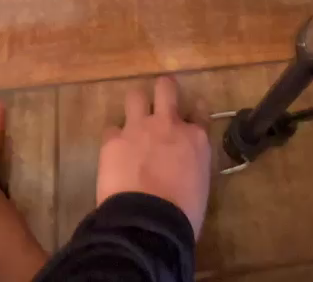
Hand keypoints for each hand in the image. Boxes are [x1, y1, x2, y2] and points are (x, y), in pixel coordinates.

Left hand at [96, 77, 212, 234]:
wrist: (147, 224)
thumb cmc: (182, 215)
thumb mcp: (200, 185)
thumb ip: (193, 163)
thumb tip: (185, 163)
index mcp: (195, 138)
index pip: (201, 111)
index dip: (196, 110)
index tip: (192, 114)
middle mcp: (168, 124)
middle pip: (166, 87)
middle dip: (164, 89)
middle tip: (161, 100)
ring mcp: (139, 128)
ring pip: (135, 96)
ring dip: (136, 106)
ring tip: (134, 119)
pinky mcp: (113, 140)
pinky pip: (111, 129)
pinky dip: (114, 138)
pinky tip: (114, 151)